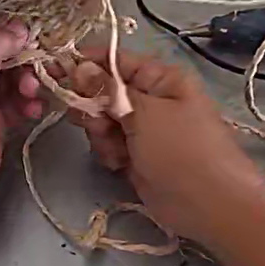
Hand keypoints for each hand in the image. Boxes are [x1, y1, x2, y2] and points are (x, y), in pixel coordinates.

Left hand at [0, 24, 45, 241]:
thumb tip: (19, 26)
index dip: (1, 31)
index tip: (28, 31)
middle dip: (20, 60)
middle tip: (36, 69)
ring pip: (10, 79)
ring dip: (26, 82)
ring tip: (32, 95)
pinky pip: (16, 103)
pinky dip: (28, 103)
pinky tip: (36, 108)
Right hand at [61, 50, 264, 244]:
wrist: (208, 205)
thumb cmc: (181, 150)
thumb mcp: (144, 113)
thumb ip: (108, 89)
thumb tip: (80, 65)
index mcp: (160, 79)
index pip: (115, 61)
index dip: (85, 64)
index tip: (56, 71)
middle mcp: (151, 99)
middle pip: (103, 92)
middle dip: (92, 106)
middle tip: (98, 123)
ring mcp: (143, 129)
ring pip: (101, 120)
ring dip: (100, 133)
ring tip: (115, 150)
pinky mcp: (136, 155)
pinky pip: (108, 144)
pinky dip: (108, 152)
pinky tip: (119, 164)